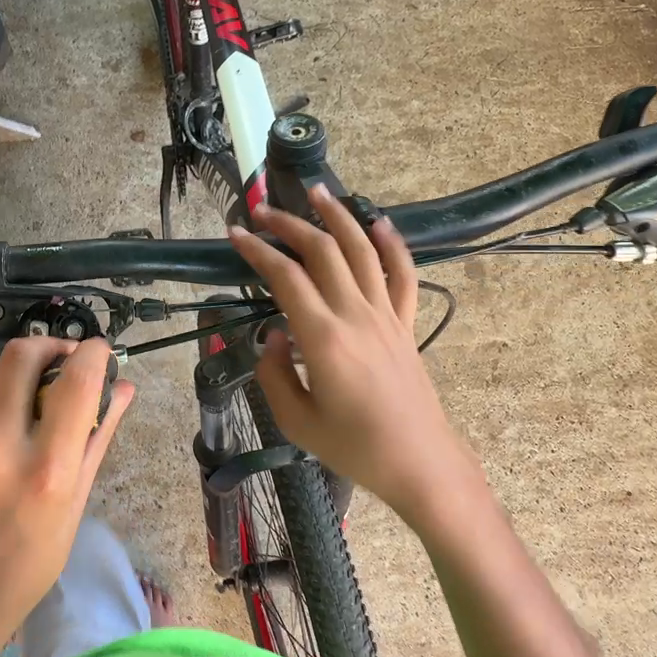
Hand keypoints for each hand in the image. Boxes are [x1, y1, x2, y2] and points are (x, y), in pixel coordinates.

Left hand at [0, 337, 135, 656]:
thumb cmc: (29, 561)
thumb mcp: (75, 504)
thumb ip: (98, 437)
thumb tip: (123, 386)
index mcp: (46, 469)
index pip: (76, 379)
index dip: (92, 353)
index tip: (99, 353)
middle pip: (23, 353)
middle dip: (50, 346)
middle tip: (63, 365)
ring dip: (21, 384)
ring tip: (30, 422)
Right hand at [228, 185, 470, 505]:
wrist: (420, 465)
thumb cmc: (354, 449)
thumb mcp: (296, 421)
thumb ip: (273, 373)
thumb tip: (272, 334)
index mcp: (323, 339)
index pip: (285, 277)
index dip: (258, 251)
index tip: (236, 233)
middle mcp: (356, 315)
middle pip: (323, 251)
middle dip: (290, 224)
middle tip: (263, 209)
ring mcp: (386, 316)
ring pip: (362, 250)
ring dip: (339, 216)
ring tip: (318, 191)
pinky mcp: (406, 324)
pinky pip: (402, 275)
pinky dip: (392, 244)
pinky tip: (380, 222)